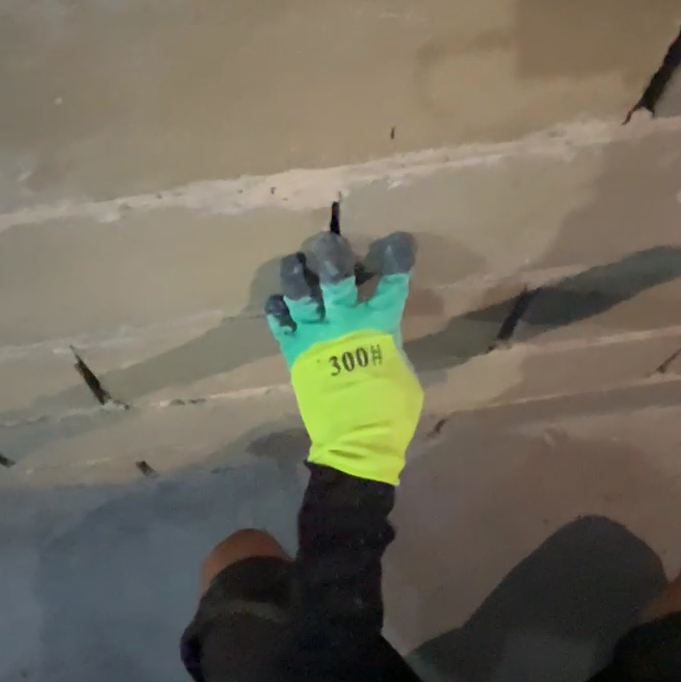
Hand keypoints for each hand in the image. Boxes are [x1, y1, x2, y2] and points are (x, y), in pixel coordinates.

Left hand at [264, 231, 422, 485]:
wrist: (356, 442)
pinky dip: (278, 311)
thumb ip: (390, 345)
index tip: (399, 239)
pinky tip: (277, 301)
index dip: (396, 259)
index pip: (392, 283)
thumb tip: (385, 336)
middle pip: (336, 279)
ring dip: (296, 274)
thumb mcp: (403, 372)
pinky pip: (281, 325)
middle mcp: (344, 323)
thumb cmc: (391, 411)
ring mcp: (316, 337)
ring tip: (295, 260)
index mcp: (379, 326)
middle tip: (327, 240)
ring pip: (300, 295)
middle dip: (331, 255)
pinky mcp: (295, 354)